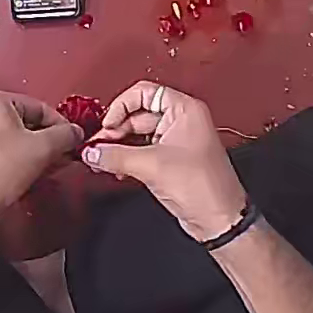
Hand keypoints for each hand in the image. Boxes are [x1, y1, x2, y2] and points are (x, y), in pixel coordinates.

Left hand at [0, 91, 82, 230]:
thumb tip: (75, 132)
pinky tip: (33, 175)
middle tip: (64, 154)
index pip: (40, 107)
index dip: (61, 125)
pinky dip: (23, 162)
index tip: (72, 139)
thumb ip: (65, 135)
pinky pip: (7, 153)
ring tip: (51, 166)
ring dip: (39, 153)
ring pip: (18, 140)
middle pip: (29, 123)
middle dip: (50, 141)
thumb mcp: (44, 148)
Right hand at [82, 81, 248, 241]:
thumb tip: (93, 151)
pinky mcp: (170, 159)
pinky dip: (127, 157)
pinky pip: (142, 150)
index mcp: (184, 110)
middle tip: (98, 147)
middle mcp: (181, 120)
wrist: (219, 219)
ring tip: (101, 160)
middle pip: (138, 114)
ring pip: (138, 133)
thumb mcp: (152, 166)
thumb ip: (116, 156)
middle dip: (116, 130)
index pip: (144, 92)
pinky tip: (114, 168)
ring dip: (118, 146)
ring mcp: (176, 140)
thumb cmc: (203, 187)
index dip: (121, 106)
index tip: (107, 125)